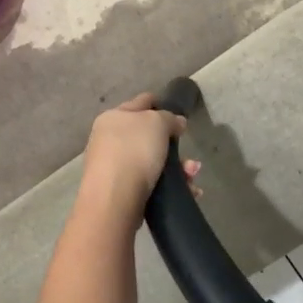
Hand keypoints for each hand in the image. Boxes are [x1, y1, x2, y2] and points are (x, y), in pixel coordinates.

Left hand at [79, 93, 190, 209]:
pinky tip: (188, 190)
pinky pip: (152, 182)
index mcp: (114, 118)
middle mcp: (111, 140)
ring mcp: (115, 167)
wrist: (114, 199)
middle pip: (149, 136)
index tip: (179, 114)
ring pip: (154, 161)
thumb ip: (169, 118)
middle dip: (174, 146)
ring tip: (191, 176)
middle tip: (189, 155)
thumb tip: (176, 123)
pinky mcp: (122, 190)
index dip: (161, 104)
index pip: (141, 102)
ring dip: (178, 168)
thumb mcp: (157, 122)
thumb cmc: (134, 151)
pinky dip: (170, 185)